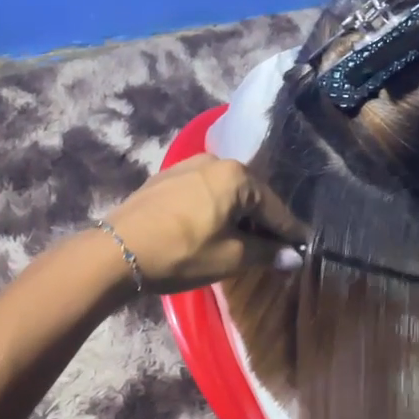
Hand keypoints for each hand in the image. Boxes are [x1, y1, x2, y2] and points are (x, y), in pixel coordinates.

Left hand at [101, 154, 304, 293]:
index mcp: (237, 176)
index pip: (274, 207)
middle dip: (261, 221)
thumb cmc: (181, 252)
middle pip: (250, 194)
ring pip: (225, 191)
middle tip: (272, 248)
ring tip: (241, 241)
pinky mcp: (166, 177)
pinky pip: (203, 191)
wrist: (116, 251)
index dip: (289, 231)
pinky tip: (210, 229)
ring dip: (236, 214)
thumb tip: (293, 257)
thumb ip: (266, 253)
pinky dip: (213, 208)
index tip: (302, 248)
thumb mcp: (229, 258)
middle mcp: (215, 160)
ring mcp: (187, 164)